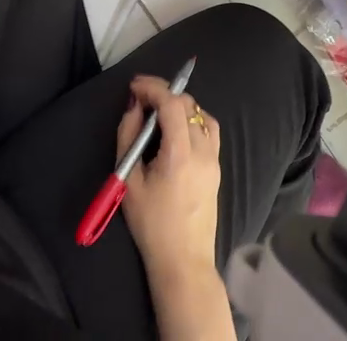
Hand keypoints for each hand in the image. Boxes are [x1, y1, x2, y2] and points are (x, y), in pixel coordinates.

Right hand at [117, 74, 220, 276]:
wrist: (183, 260)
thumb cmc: (151, 223)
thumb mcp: (129, 178)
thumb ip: (129, 136)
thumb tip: (134, 105)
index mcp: (180, 154)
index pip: (173, 104)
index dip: (153, 87)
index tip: (134, 86)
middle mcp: (203, 153)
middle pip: (189, 106)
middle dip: (164, 94)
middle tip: (140, 99)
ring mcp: (215, 161)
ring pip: (203, 116)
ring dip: (180, 106)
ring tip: (158, 112)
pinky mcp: (217, 170)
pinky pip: (209, 132)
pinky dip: (192, 120)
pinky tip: (175, 130)